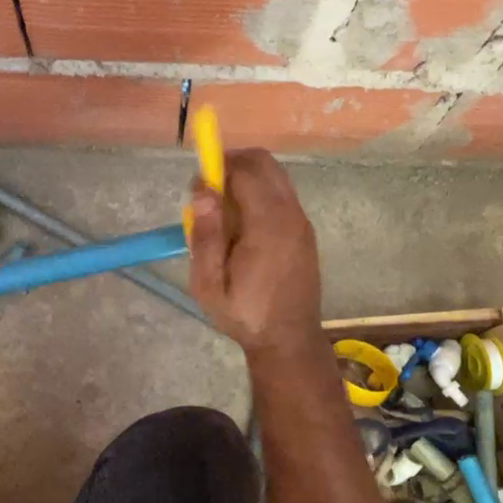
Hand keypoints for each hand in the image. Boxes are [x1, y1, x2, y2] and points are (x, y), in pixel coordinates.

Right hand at [188, 149, 323, 355]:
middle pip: (264, 163)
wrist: (289, 340)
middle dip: (234, 164)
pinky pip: (282, 195)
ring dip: (248, 179)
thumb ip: (206, 236)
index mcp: (267, 224)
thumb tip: (204, 192)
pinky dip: (261, 194)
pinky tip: (243, 226)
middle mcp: (290, 214)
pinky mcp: (305, 232)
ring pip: (275, 177)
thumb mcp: (209, 285)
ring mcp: (302, 221)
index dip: (216, 168)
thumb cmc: (244, 315)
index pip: (244, 171)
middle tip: (209, 190)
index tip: (197, 188)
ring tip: (224, 211)